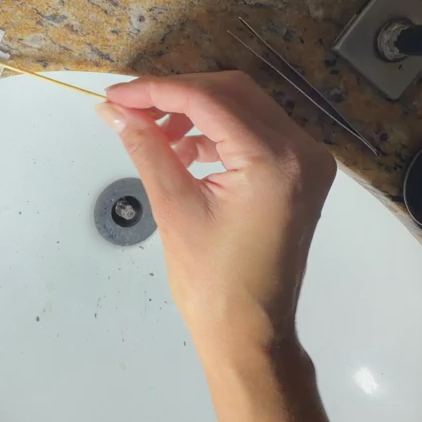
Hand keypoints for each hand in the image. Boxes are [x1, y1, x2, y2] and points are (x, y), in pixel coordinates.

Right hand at [96, 71, 334, 358]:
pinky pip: (253, 132)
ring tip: (152, 134)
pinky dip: (214, 133)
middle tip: (129, 108)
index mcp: (273, 160)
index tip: (115, 95)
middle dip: (175, 94)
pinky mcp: (298, 173)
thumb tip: (114, 111)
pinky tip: (181, 151)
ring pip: (242, 107)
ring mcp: (306, 161)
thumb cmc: (211, 280)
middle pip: (230, 92)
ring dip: (194, 112)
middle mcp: (301, 150)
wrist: (250, 331)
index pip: (208, 99)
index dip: (155, 90)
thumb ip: (147, 147)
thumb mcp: (173, 207)